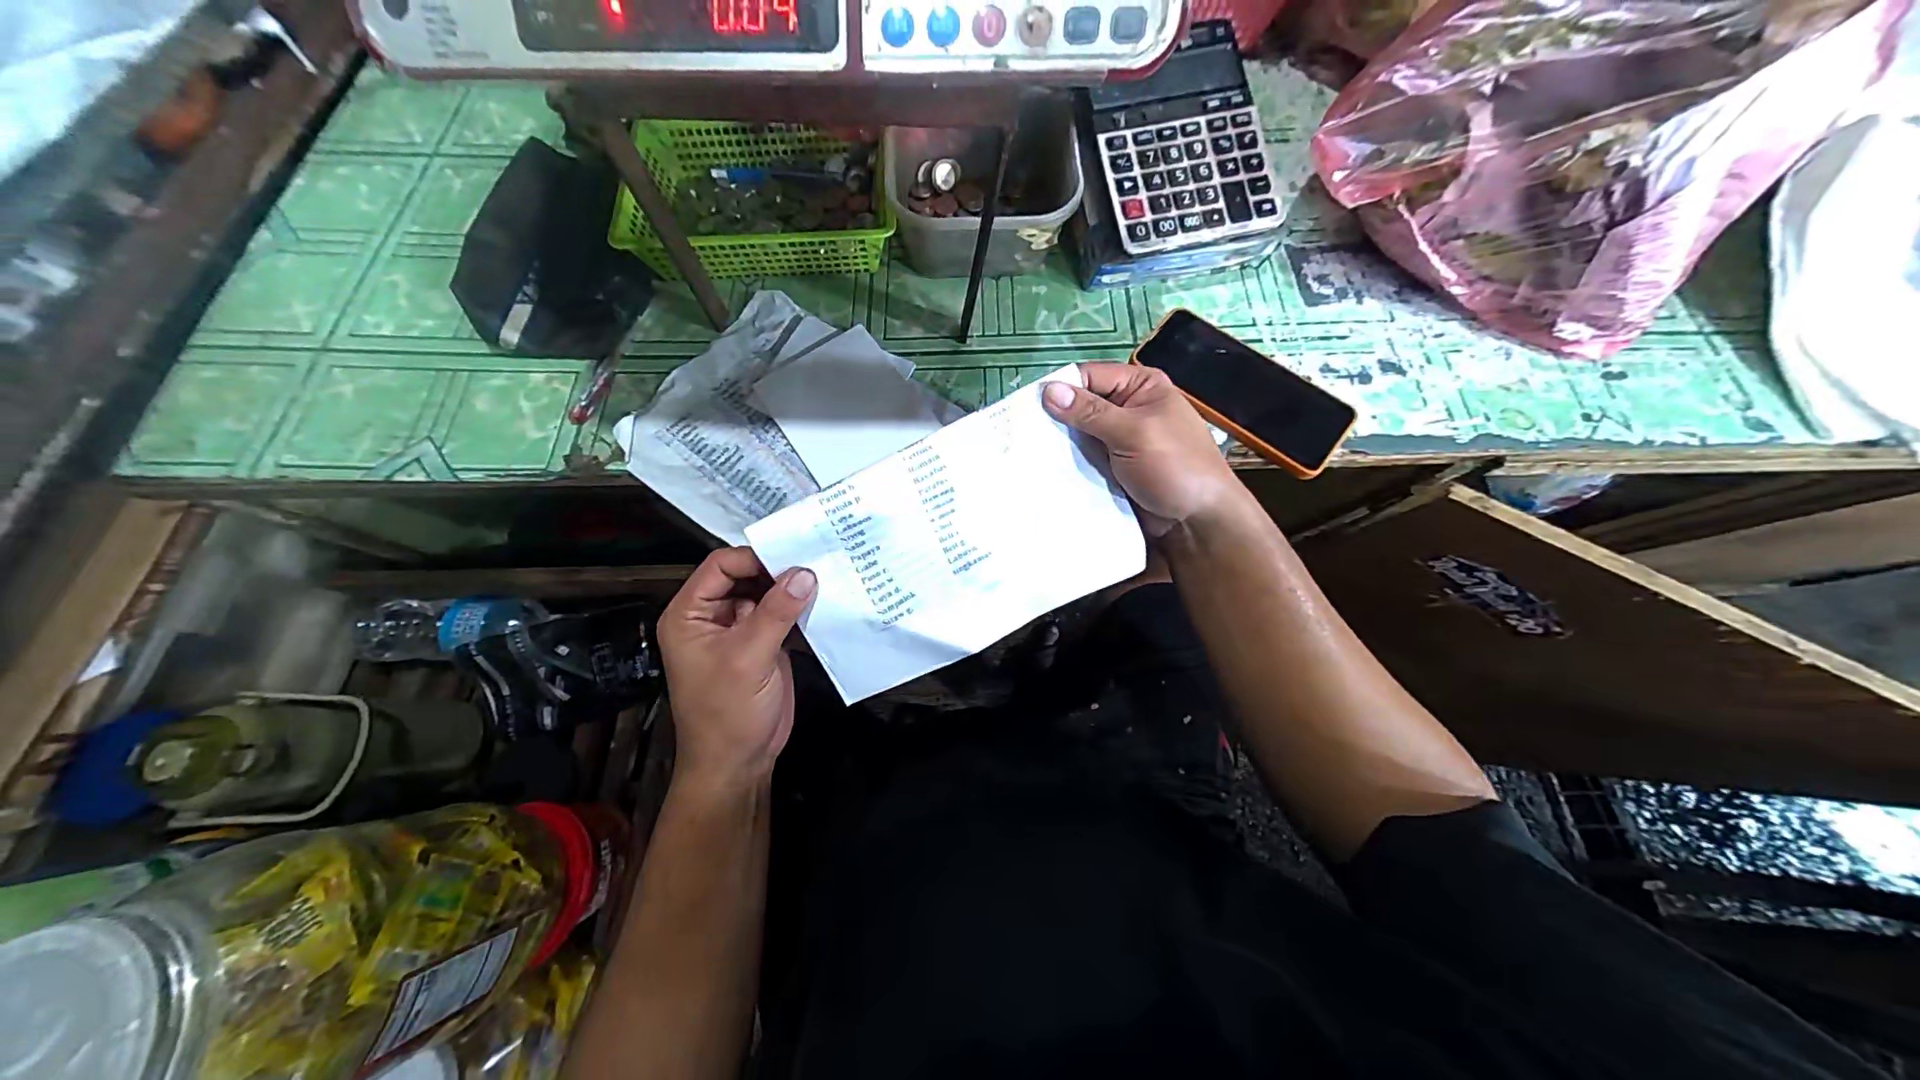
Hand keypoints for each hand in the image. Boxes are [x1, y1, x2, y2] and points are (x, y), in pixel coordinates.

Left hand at [658, 548, 816, 792]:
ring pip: (766, 593)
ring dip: (791, 586)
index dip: (754, 558)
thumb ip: (776, 612)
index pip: (720, 566)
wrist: (738, 763)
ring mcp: (739, 630)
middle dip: (777, 569)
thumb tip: (805, 573)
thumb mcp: (748, 658)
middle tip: (816, 559)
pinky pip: (781, 614)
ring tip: (825, 573)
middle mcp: (711, 617)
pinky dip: (799, 606)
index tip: (793, 556)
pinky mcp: (763, 644)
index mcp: (690, 614)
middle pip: (745, 575)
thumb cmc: (726, 714)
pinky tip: (824, 598)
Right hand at [1042, 363, 1246, 535]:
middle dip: (1055, 420)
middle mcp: (1127, 409)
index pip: (1088, 376)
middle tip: (1021, 435)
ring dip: (1058, 447)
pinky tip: (1044, 472)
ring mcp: (1118, 441)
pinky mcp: (1111, 468)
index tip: (1028, 409)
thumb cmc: (1176, 467)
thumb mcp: (1133, 432)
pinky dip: (1067, 466)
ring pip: (1077, 436)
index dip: (1060, 389)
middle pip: (1079, 406)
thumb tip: (1049, 390)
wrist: (1197, 521)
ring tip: (1026, 456)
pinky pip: (1082, 461)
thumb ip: (1091, 412)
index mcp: (1140, 386)